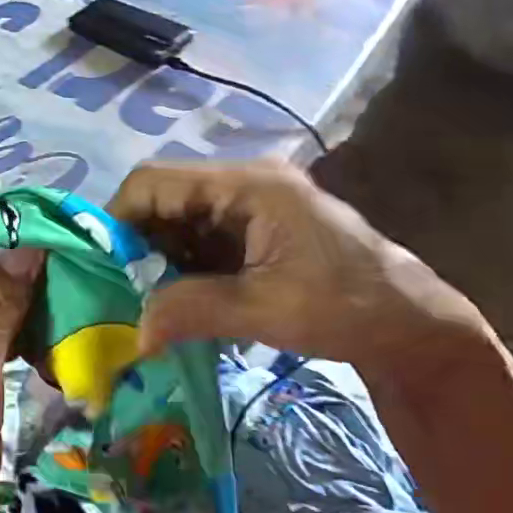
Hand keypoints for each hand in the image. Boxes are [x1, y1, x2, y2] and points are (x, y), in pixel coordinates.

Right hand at [107, 160, 486, 373]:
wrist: (411, 327)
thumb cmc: (347, 308)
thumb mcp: (265, 310)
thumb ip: (192, 310)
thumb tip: (135, 331)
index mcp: (248, 185)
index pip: (154, 181)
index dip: (118, 217)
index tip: (101, 265)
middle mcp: (243, 184)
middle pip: (161, 199)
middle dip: (135, 243)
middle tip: (120, 289)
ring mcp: (247, 207)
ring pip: (174, 221)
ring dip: (155, 258)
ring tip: (144, 299)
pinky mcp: (250, 232)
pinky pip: (195, 240)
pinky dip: (176, 267)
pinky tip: (173, 298)